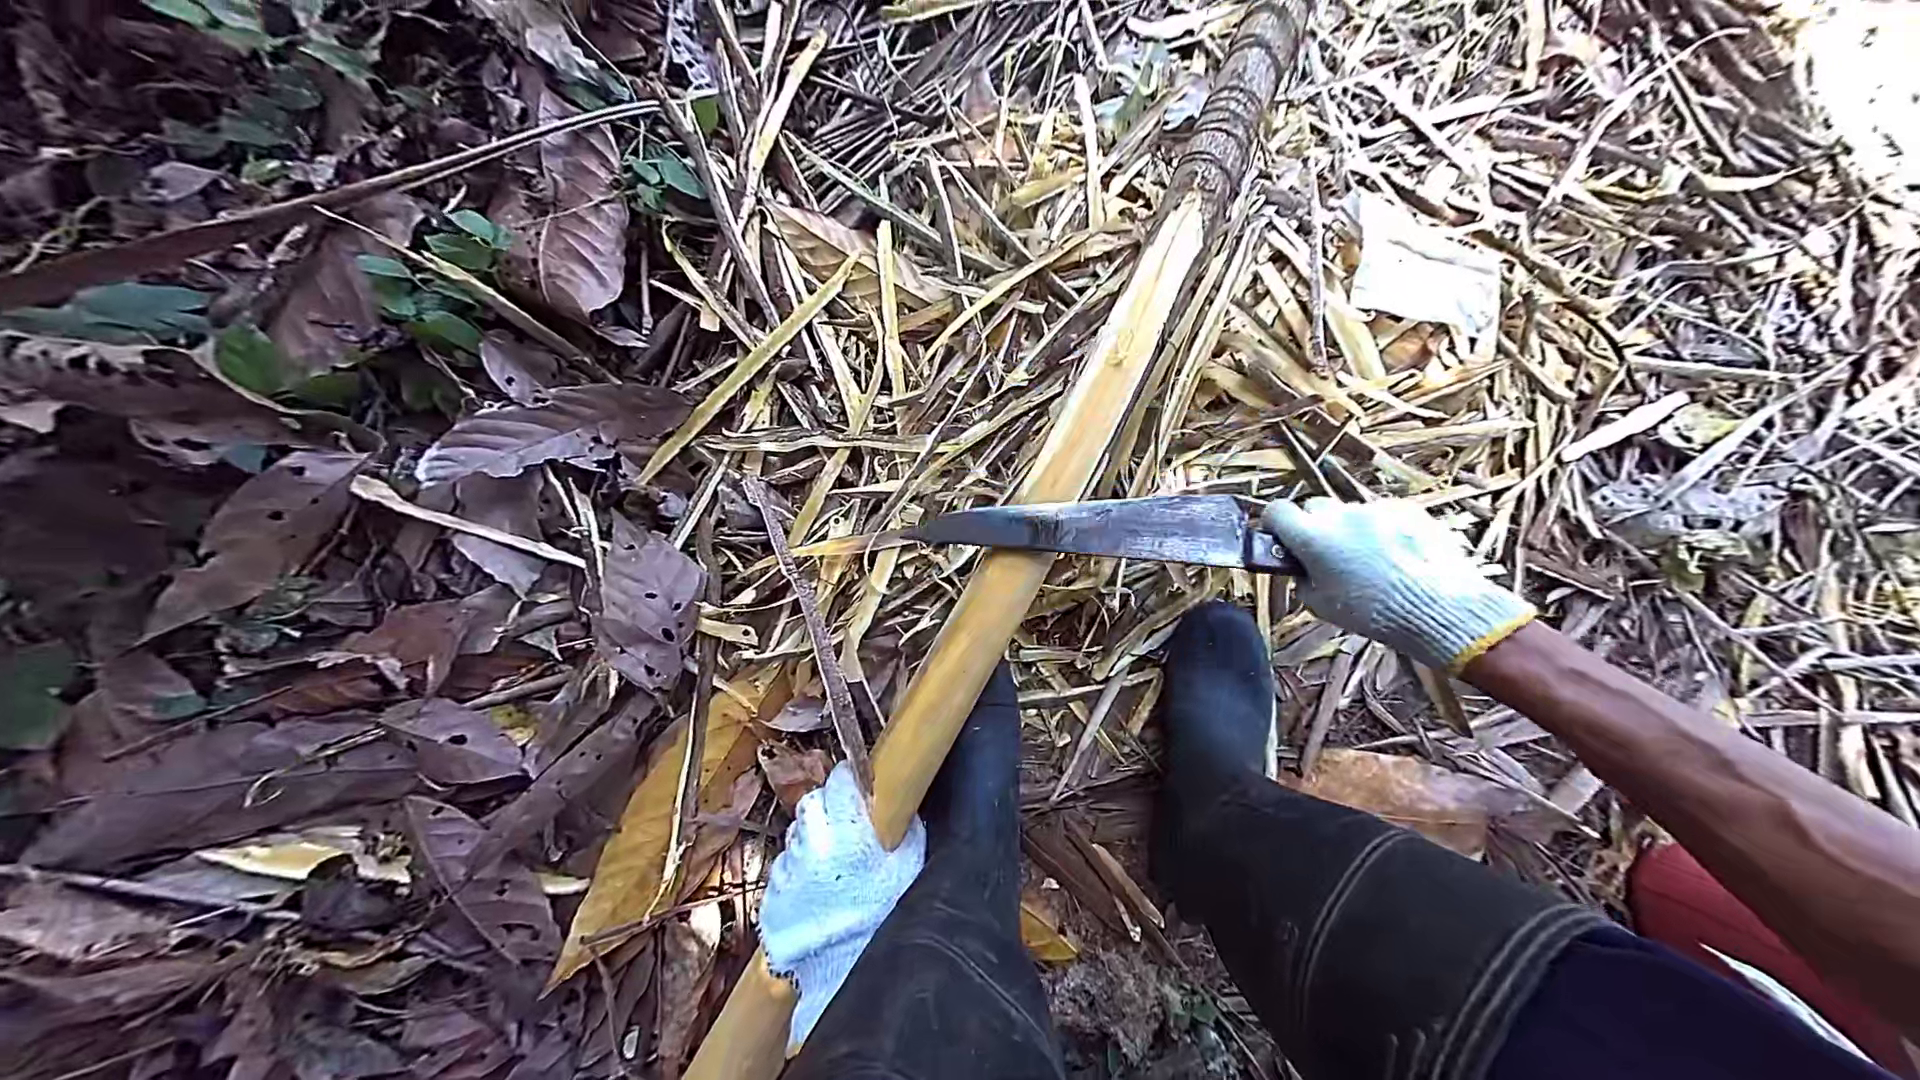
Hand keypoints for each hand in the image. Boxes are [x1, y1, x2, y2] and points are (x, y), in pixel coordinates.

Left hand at [759, 762, 924, 1052]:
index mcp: (848, 833)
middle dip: (827, 807)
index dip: (848, 779)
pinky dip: (798, 870)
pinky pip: (784, 867)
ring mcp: (788, 870)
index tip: (855, 783)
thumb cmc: (883, 917)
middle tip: (844, 823)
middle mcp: (813, 846)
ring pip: (796, 834)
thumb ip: (904, 828)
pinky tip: (817, 889)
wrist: (846, 974)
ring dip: (812, 838)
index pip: (839, 781)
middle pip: (812, 802)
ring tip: (832, 865)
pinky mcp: (772, 894)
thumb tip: (899, 802)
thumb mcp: (908, 865)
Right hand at [1261, 497, 1534, 672]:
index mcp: (1311, 536)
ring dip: (1349, 529)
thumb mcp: (1319, 604)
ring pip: (1349, 512)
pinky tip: (1394, 556)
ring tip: (1368, 561)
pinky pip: (1382, 515)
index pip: (1276, 510)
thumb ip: (1302, 577)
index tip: (1282, 539)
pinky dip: (1381, 530)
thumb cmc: (1371, 613)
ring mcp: (1376, 509)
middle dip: (1314, 526)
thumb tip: (1301, 566)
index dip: (1275, 524)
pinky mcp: (1408, 510)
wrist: (1440, 610)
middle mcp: (1340, 515)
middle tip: (1326, 554)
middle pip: (1313, 507)